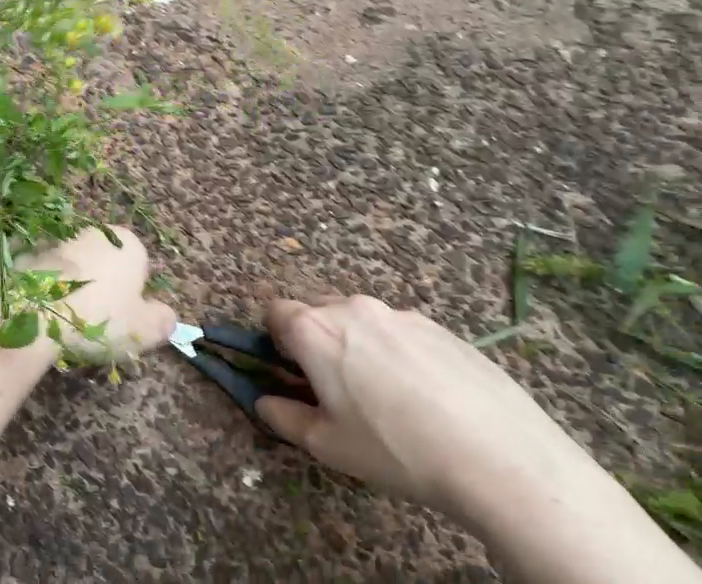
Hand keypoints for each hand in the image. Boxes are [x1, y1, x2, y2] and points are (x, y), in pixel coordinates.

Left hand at [18, 227, 177, 362]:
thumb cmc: (101, 318)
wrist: (34, 313)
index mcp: (125, 242)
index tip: (121, 315)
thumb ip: (163, 318)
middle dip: (100, 285)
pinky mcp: (24, 250)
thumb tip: (164, 313)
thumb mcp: (147, 329)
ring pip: (71, 265)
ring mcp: (53, 238)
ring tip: (64, 316)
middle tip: (94, 318)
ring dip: (70, 284)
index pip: (139, 265)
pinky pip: (41, 270)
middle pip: (103, 261)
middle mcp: (89, 231)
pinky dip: (42, 285)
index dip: (133, 292)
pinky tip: (40, 308)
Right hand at [257, 296, 595, 514]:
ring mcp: (404, 317)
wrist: (508, 464)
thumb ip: (282, 417)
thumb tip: (266, 402)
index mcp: (313, 330)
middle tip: (337, 384)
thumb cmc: (398, 451)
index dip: (278, 341)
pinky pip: (406, 334)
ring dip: (361, 343)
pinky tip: (430, 397)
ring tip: (390, 393)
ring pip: (364, 321)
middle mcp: (353, 310)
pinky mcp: (447, 332)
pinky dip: (404, 354)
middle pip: (318, 310)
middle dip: (317, 338)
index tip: (295, 373)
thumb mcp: (326, 445)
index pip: (274, 313)